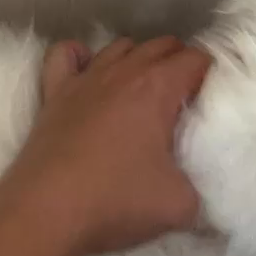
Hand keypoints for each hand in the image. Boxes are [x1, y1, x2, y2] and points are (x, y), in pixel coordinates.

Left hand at [0, 36, 211, 255]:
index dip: (209, 72)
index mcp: (158, 88)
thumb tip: (204, 195)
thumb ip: (202, 193)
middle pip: (161, 44)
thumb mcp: (179, 205)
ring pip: (119, 46)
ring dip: (137, 57)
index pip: (195, 59)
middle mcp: (123, 71)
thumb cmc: (115, 200)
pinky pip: (66, 54)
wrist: (45, 210)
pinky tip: (86, 73)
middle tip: (185, 93)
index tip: (210, 95)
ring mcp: (86, 77)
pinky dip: (79, 56)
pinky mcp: (54, 90)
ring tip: (143, 85)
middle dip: (178, 60)